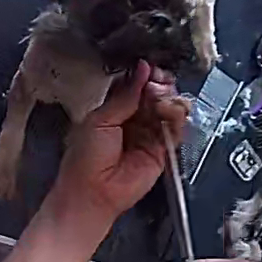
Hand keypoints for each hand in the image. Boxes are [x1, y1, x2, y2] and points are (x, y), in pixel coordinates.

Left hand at [43, 61, 188, 237]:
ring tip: (160, 100)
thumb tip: (142, 70)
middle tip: (156, 83)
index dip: (144, 75)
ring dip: (168, 99)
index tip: (148, 68)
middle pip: (155, 94)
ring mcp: (149, 135)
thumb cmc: (86, 159)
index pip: (136, 85)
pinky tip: (168, 111)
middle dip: (159, 85)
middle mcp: (134, 121)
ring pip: (168, 109)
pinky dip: (175, 116)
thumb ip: (124, 95)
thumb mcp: (100, 119)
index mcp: (114, 110)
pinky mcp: (162, 151)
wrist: (93, 193)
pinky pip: (175, 129)